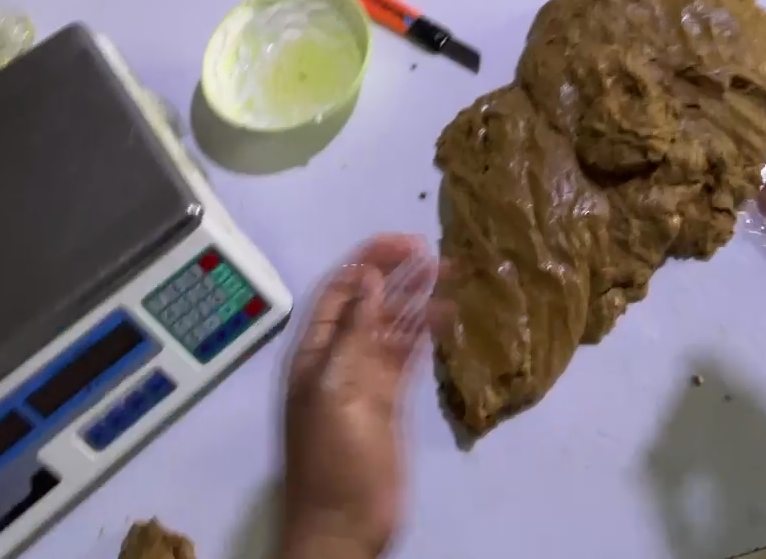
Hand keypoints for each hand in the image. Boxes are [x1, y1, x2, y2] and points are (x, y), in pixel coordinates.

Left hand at [279, 235, 440, 558]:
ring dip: (417, 296)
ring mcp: (368, 374)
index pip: (342, 287)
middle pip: (370, 299)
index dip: (370, 259)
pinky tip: (449, 314)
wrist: (344, 523)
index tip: (406, 243)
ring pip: (394, 322)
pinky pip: (410, 351)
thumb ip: (353, 329)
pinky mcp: (392, 395)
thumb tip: (368, 276)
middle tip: (434, 252)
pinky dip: (427, 330)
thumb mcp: (336, 386)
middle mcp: (341, 353)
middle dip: (397, 272)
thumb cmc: (333, 454)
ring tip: (449, 273)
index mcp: (316, 348)